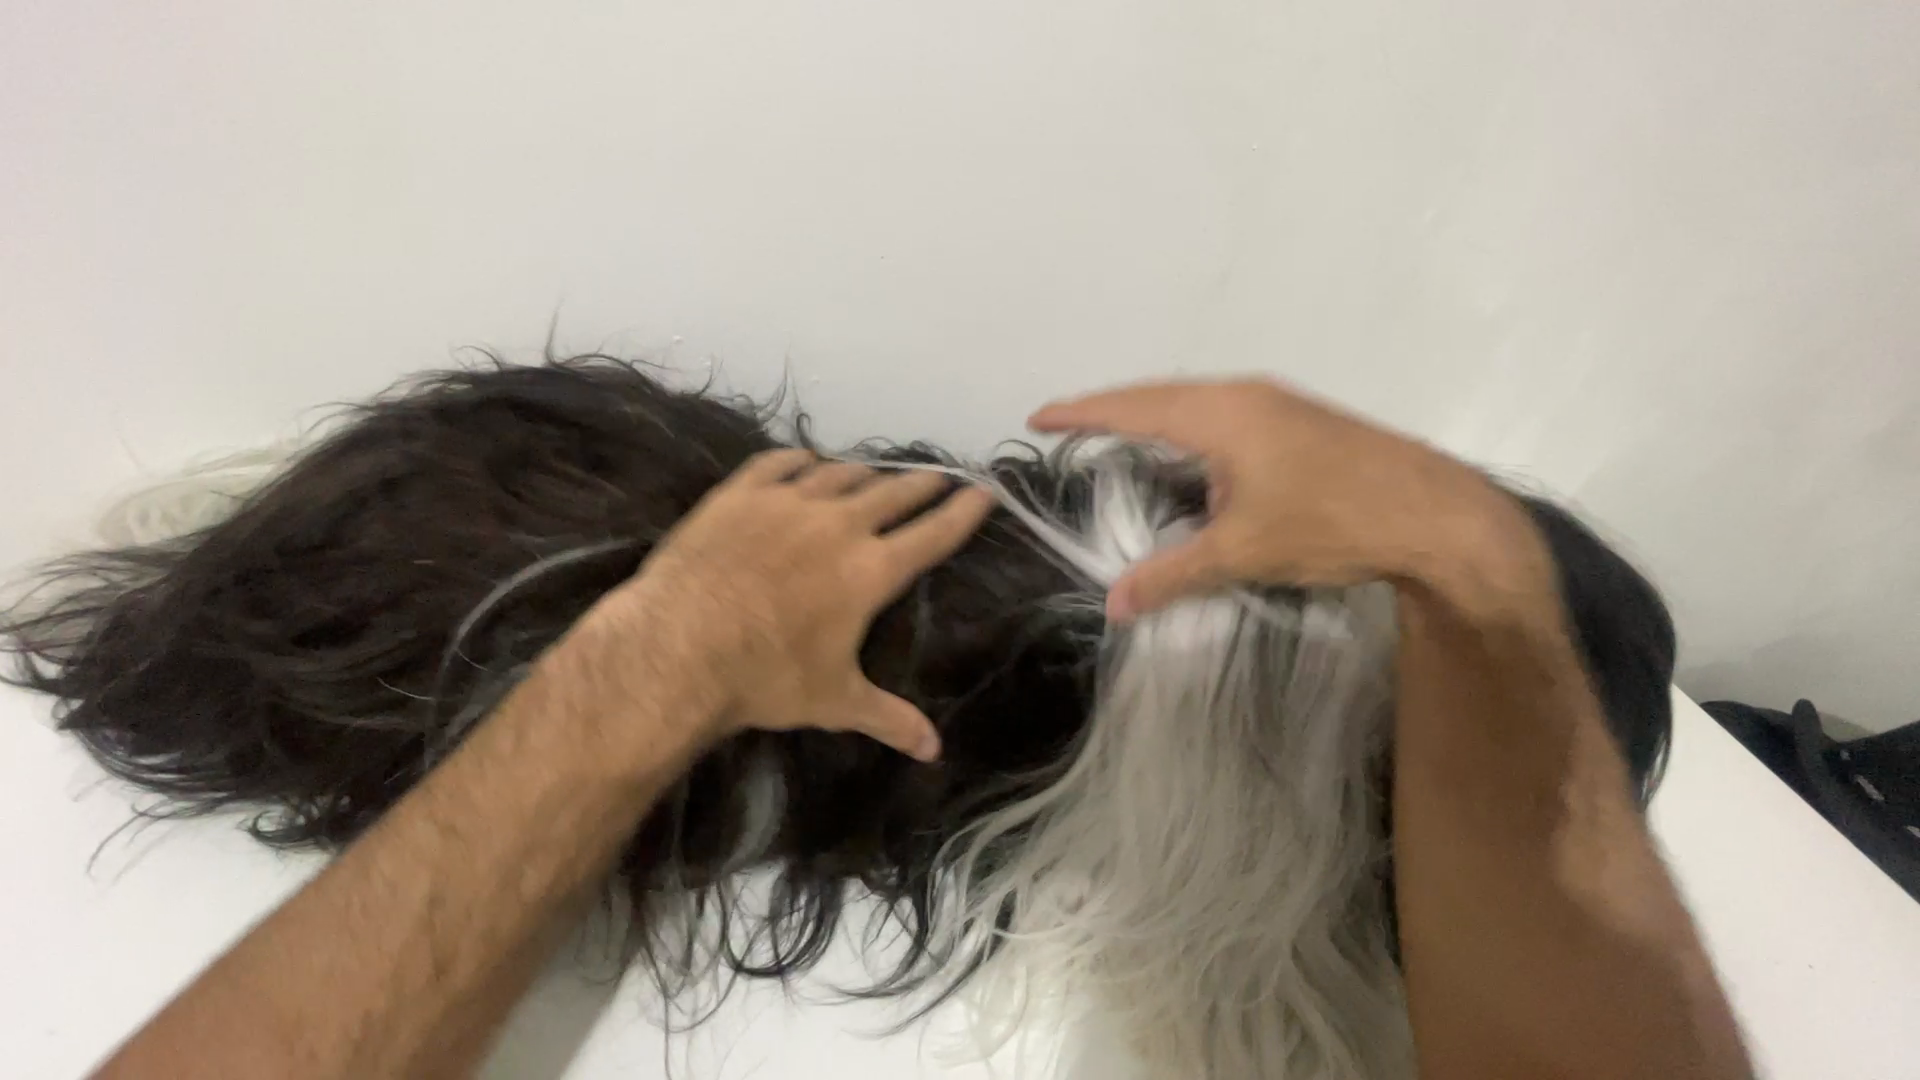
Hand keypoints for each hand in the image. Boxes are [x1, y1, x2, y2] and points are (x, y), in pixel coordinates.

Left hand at [612, 449, 995, 760]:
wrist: (676, 649)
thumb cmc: (765, 678)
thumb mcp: (835, 702)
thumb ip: (889, 719)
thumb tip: (934, 752)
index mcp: (871, 571)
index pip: (934, 534)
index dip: (964, 512)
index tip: (984, 491)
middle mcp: (840, 525)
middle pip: (895, 493)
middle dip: (923, 484)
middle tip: (938, 477)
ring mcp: (788, 502)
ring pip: (841, 473)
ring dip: (865, 473)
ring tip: (875, 475)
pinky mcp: (742, 493)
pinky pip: (781, 462)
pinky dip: (802, 461)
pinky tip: (807, 461)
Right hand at [1030, 378, 1517, 619]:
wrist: (1439, 516)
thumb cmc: (1332, 523)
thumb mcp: (1242, 552)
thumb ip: (1171, 574)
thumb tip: (1113, 607)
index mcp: (1221, 414)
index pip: (1132, 406)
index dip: (1080, 413)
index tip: (1037, 418)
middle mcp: (1243, 394)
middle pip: (1158, 394)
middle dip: (1108, 410)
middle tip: (1068, 427)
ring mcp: (1276, 402)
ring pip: (1192, 402)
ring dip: (1150, 417)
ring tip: (1116, 437)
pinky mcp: (1298, 420)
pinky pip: (1220, 412)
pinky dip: (1184, 427)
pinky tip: (1188, 457)